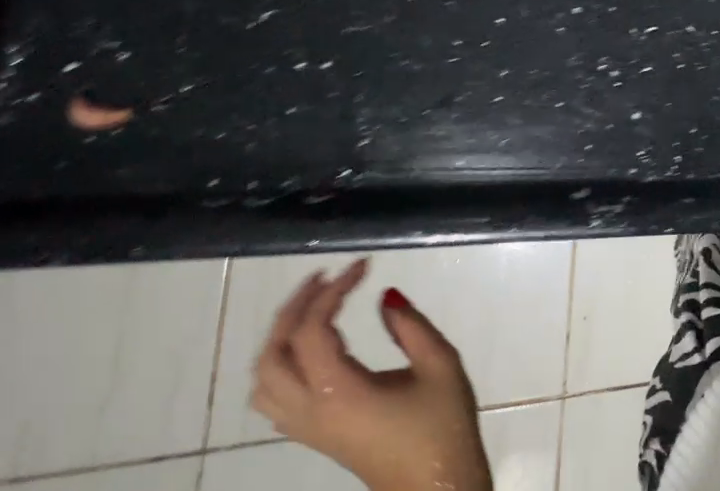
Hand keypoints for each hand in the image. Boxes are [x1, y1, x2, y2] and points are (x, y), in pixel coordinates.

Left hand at [251, 259, 490, 490]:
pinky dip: (280, 362)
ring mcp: (302, 425)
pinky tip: (309, 349)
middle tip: (327, 277)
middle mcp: (307, 408)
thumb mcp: (440, 365)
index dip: (333, 291)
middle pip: (273, 352)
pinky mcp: (309, 433)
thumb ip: (411, 327)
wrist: (433, 483)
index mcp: (338, 390)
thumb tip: (386, 295)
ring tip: (314, 306)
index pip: (314, 330)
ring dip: (280, 336)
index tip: (362, 265)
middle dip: (295, 308)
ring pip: (263, 376)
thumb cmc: (441, 424)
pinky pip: (272, 394)